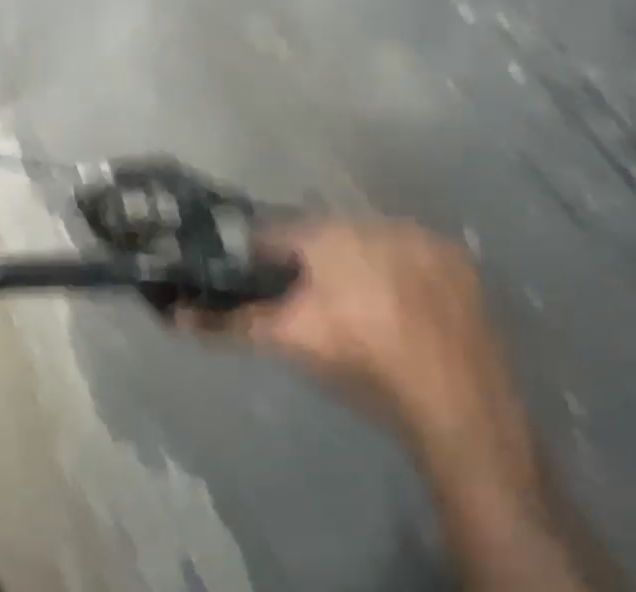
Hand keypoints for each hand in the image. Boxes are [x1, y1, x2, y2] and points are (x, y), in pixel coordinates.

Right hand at [186, 220, 524, 443]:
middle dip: (297, 260)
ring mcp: (428, 244)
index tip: (238, 281)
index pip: (267, 230)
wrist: (461, 412)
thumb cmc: (360, 362)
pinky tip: (380, 312)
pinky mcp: (462, 271)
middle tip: (284, 298)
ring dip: (342, 266)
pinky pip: (402, 260)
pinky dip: (383, 276)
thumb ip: (225, 322)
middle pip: (316, 233)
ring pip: (361, 245)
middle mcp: (379, 222)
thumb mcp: (283, 340)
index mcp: (333, 231)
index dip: (247, 256)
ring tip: (333, 307)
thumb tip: (173, 316)